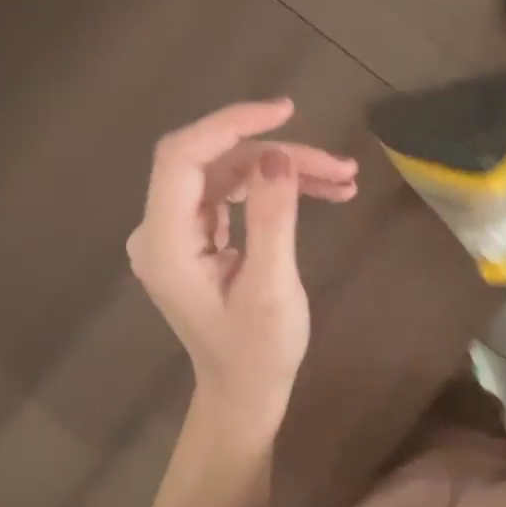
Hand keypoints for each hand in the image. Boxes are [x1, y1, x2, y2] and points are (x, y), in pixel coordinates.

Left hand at [126, 98, 358, 432]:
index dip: (229, 124)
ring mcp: (177, 232)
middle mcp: (160, 230)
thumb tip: (277, 156)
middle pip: (215, 162)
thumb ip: (272, 219)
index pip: (181, 157)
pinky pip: (235, 193)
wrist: (246, 394)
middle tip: (341, 167)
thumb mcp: (272, 288)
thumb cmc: (259, 353)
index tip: (285, 112)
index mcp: (164, 244)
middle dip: (279, 155)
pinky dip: (277, 188)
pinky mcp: (198, 236)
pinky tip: (323, 191)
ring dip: (288, 170)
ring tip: (345, 181)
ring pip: (231, 174)